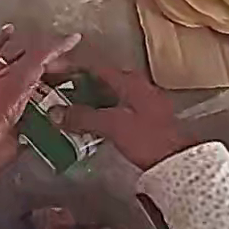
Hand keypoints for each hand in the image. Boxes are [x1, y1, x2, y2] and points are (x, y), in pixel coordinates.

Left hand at [0, 27, 82, 180]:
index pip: (38, 58)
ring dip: (34, 55)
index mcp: (12, 89)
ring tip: (51, 60)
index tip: (74, 40)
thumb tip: (52, 121)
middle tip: (70, 67)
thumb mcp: (19, 142)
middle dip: (53, 57)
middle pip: (30, 55)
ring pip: (15, 55)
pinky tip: (9, 32)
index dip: (58, 47)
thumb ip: (37, 127)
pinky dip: (1, 43)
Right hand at [58, 64, 195, 169]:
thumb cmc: (148, 138)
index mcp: (130, 81)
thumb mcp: (113, 126)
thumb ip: (83, 117)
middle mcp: (136, 86)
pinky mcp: (143, 118)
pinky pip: (113, 107)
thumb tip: (54, 113)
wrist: (178, 162)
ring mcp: (141, 102)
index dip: (71, 66)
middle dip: (75, 83)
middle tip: (53, 90)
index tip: (50, 69)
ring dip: (85, 99)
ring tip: (63, 107)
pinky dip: (97, 111)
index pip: (94, 66)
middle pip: (100, 79)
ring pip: (107, 94)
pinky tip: (85, 123)